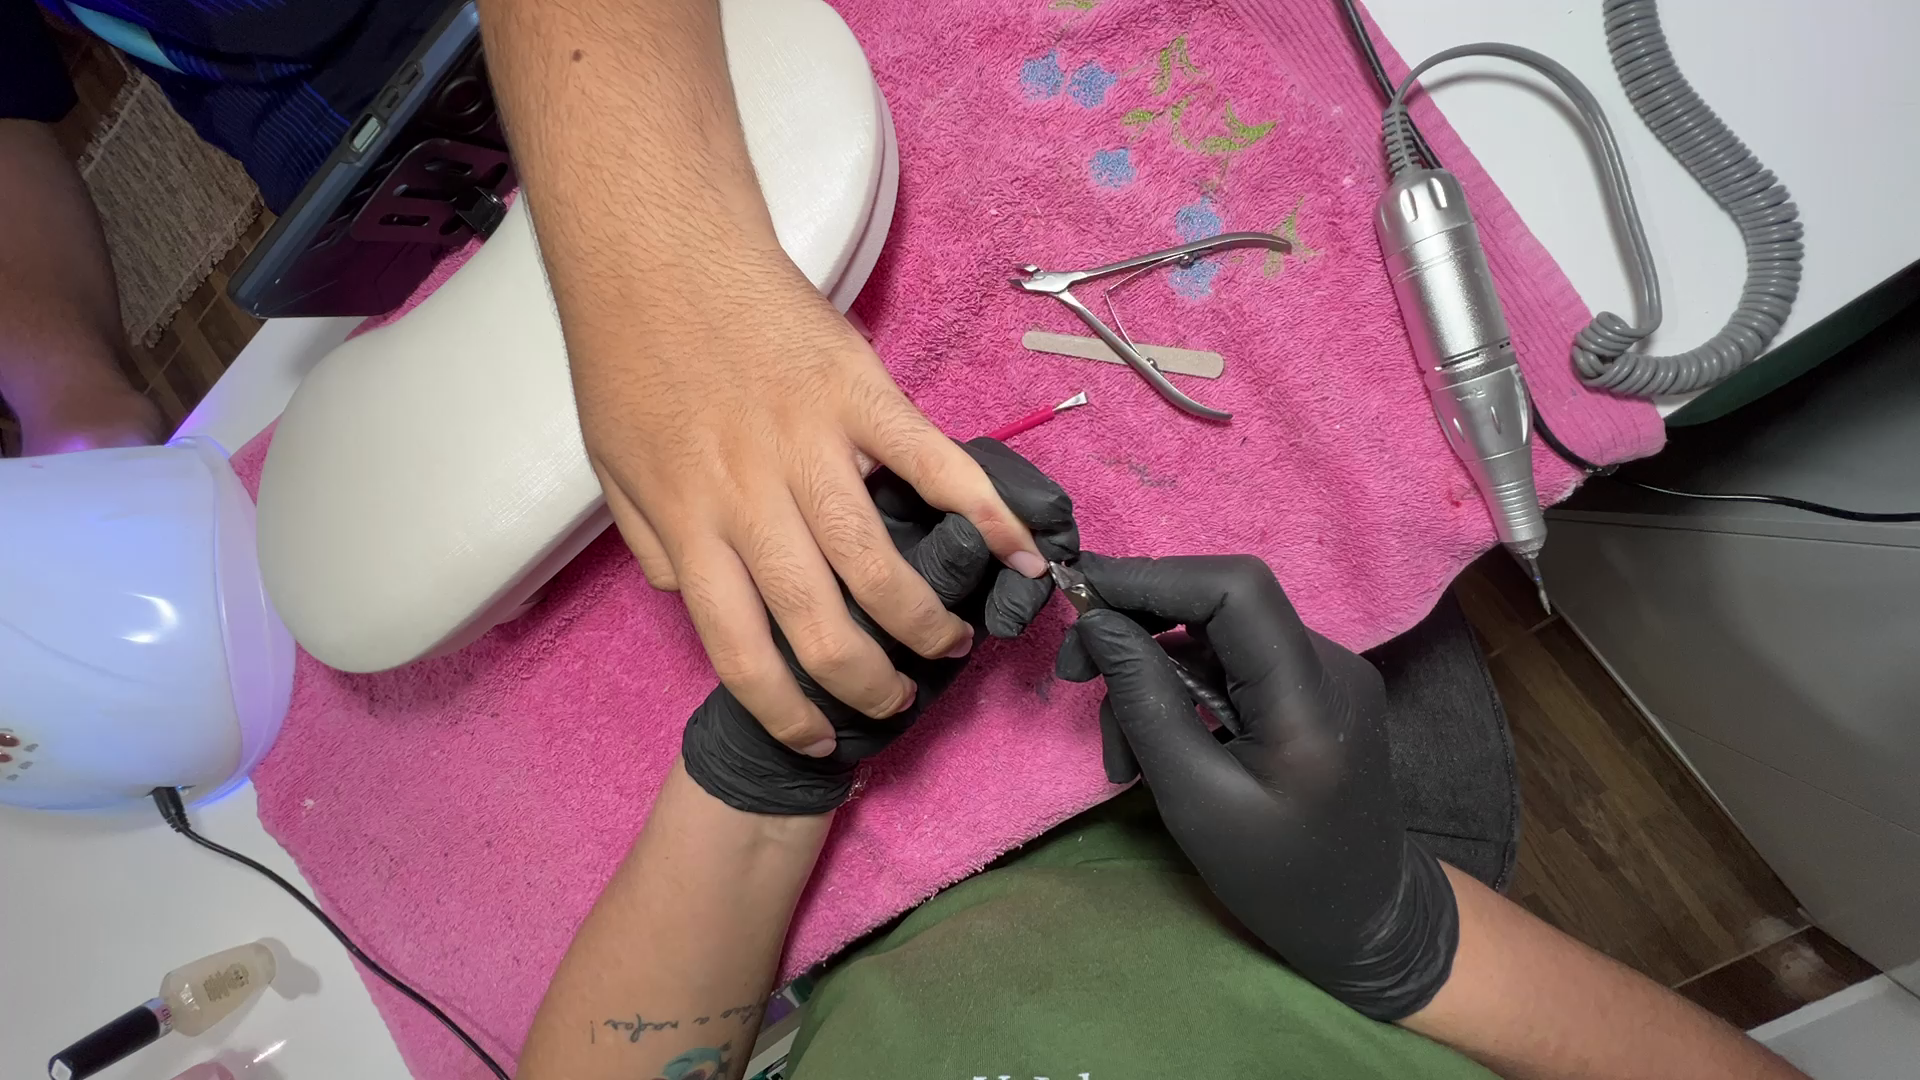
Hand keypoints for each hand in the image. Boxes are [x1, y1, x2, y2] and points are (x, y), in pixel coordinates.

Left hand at [574, 278, 1052, 758]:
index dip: (786, 711)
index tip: (818, 739)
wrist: (657, 249)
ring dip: (924, 622)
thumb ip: (659, 549)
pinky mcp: (863, 396)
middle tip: (896, 698)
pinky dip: (983, 513)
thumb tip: (701, 600)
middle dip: (869, 684)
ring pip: (879, 565)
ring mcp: (813, 446)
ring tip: (949, 643)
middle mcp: (752, 500)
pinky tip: (1018, 553)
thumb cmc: (631, 361)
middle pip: (822, 625)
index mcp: (690, 525)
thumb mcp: (613, 472)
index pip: (742, 651)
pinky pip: (933, 465)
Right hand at [1056, 553, 1457, 1020]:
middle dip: (1135, 623)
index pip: (1234, 590)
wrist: (1364, 922)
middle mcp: (1326, 663)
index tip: (1080, 592)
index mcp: (1312, 697)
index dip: (1152, 577)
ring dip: (1148, 675)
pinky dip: (1177, 693)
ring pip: (1209, 639)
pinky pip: (1224, 665)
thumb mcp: (1194, 798)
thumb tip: (1096, 624)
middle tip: (1074, 669)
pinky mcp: (1303, 687)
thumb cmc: (1279, 878)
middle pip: (1216, 602)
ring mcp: (1318, 672)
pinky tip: (1151, 745)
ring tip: (1117, 751)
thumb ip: (1144, 702)